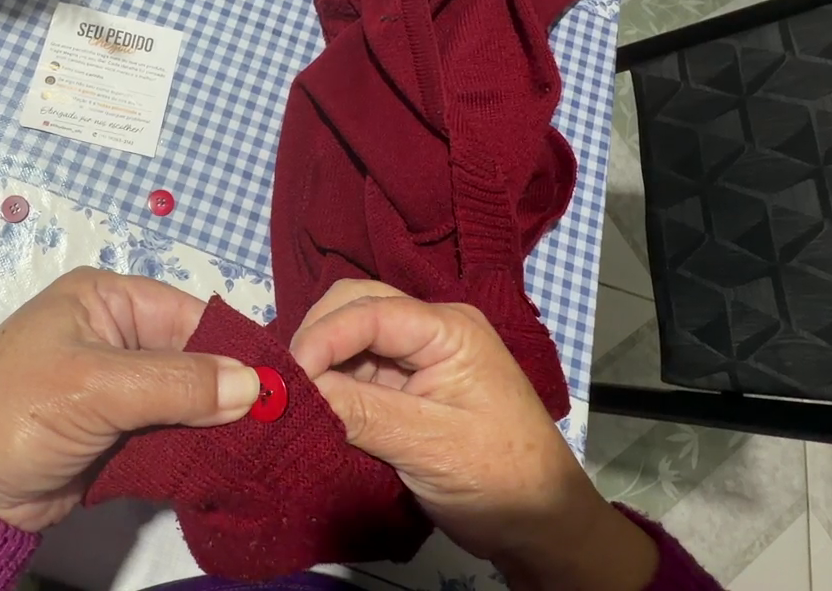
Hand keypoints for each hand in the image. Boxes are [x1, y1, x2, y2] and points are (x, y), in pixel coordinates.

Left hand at [0, 267, 259, 531]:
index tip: (281, 383)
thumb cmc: (14, 411)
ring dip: (217, 424)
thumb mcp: (97, 386)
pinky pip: (167, 434)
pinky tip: (230, 464)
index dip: (233, 346)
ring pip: (184, 400)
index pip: (187, 314)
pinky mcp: (114, 434)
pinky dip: (194, 449)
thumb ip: (178, 384)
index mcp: (106, 300)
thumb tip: (257, 384)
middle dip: (230, 389)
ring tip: (267, 446)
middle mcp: (115, 335)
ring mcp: (115, 388)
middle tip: (281, 422)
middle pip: (191, 357)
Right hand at [289, 280, 657, 590]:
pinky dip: (333, 379)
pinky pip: (359, 364)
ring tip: (296, 393)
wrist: (544, 527)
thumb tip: (296, 392)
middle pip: (357, 305)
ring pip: (353, 333)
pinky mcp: (408, 380)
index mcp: (447, 328)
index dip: (323, 335)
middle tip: (287, 381)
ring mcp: (419, 352)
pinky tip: (317, 401)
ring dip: (322, 358)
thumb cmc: (501, 479)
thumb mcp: (430, 447)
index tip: (288, 376)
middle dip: (317, 337)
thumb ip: (361, 413)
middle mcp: (431, 327)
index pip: (371, 310)